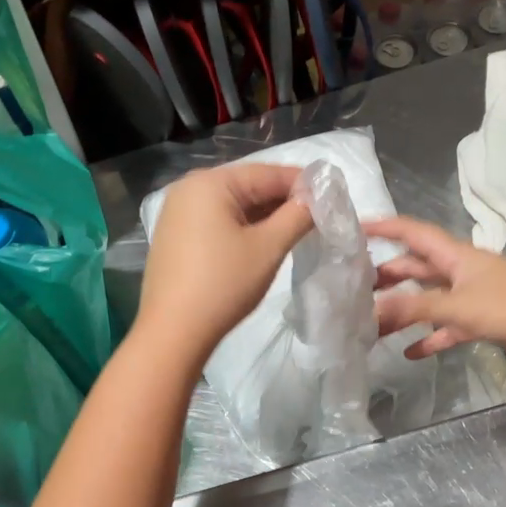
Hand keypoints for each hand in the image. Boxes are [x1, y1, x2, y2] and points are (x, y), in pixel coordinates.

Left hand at [138, 164, 313, 357]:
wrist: (173, 333)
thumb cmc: (223, 285)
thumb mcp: (268, 248)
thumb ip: (297, 216)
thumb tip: (317, 197)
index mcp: (210, 182)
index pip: (267, 173)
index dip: (303, 184)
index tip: (332, 197)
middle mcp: (188, 189)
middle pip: (248, 187)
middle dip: (282, 202)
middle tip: (315, 219)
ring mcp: (176, 215)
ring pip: (232, 208)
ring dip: (263, 218)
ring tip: (292, 234)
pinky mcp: (173, 239)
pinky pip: (215, 224)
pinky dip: (240, 231)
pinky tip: (258, 247)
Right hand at [366, 216, 505, 368]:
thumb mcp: (456, 307)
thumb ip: (413, 309)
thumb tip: (372, 312)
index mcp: (457, 255)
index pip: (414, 233)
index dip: (385, 228)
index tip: (356, 228)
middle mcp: (462, 270)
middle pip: (418, 267)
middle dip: (389, 274)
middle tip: (357, 285)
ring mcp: (472, 296)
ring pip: (429, 298)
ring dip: (405, 309)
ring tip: (375, 321)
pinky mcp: (481, 320)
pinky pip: (447, 326)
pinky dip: (429, 337)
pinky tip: (410, 352)